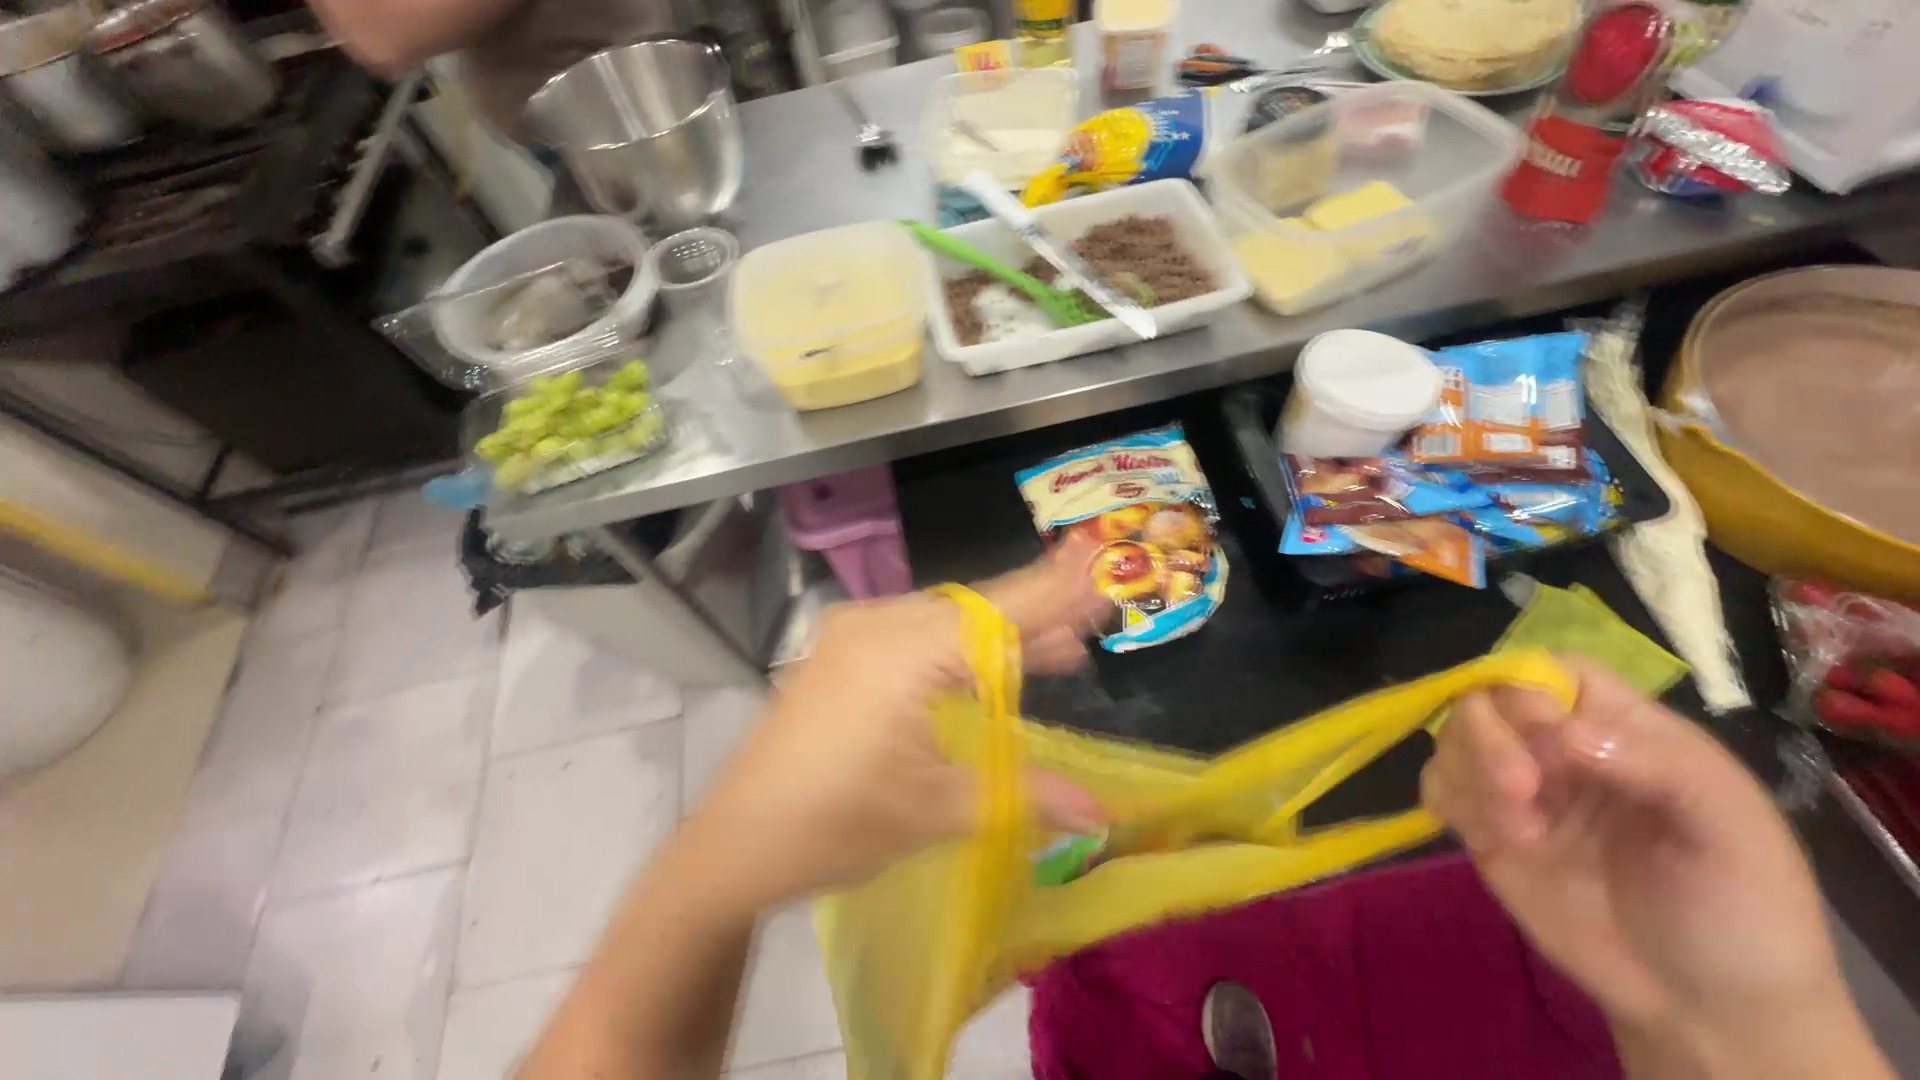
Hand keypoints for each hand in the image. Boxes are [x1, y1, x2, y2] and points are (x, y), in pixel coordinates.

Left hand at [683, 540, 1109, 910]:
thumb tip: (1100, 811)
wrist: (733, 845)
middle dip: (1035, 616)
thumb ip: (1022, 796)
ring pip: (945, 624)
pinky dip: (958, 653)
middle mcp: (875, 626)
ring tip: (1063, 650)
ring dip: (998, 638)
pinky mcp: (842, 657)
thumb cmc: (831, 827)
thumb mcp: (933, 811)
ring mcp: (852, 638)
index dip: (1055, 595)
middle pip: (973, 610)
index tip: (1102, 573)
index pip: (996, 611)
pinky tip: (992, 672)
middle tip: (1095, 619)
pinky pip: (916, 640)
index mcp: (898, 651)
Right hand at [1421, 660, 1889, 1077]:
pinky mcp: (1486, 831)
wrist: (1703, 1005)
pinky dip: (1445, 795)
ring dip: (1470, 770)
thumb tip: (1563, 734)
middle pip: (1488, 698)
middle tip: (1521, 790)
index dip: (1533, 684)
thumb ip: (1661, 765)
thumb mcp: (1733, 829)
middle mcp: (1559, 749)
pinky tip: (1487, 835)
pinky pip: (1437, 785)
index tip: (1544, 728)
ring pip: (1453, 737)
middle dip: (1491, 736)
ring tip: (1518, 832)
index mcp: (1622, 731)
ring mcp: (1519, 790)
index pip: (1556, 671)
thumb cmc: (1740, 909)